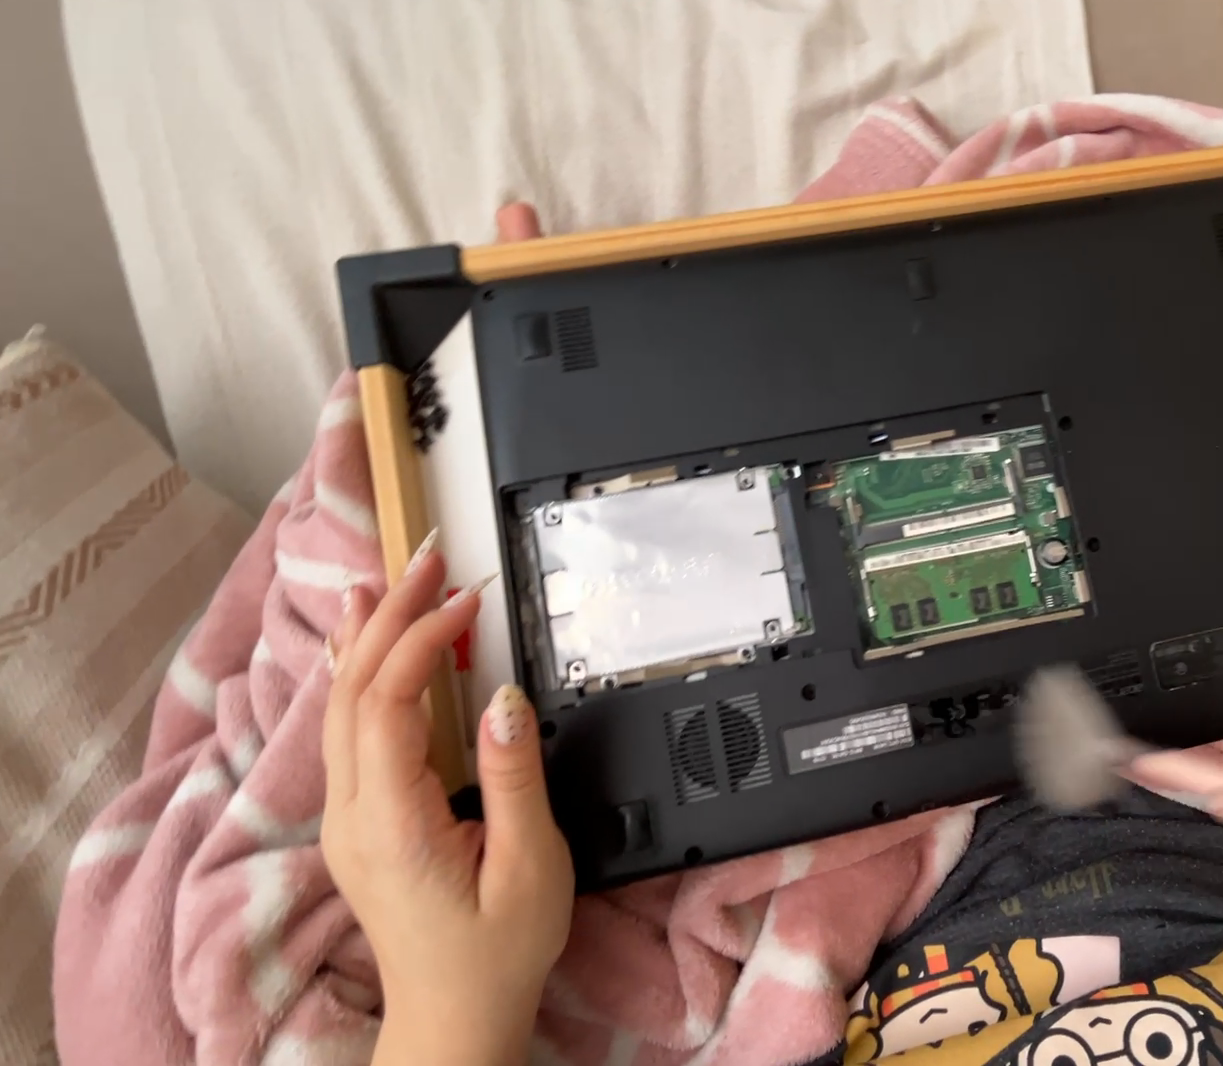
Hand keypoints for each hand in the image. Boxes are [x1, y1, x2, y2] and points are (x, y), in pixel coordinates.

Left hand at [322, 537, 572, 1064]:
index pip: (389, 705)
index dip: (423, 641)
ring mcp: (350, 817)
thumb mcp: (527, 860)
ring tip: (389, 584)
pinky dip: (365, 677)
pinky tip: (373, 652)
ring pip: (342, 708)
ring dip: (370, 640)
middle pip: (351, 693)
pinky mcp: (364, 818)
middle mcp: (354, 813)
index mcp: (391, 821)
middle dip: (388, 619)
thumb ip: (512, 777)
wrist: (456, 1013)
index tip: (468, 602)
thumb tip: (504, 699)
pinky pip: (353, 731)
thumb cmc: (500, 944)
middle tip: (427, 562)